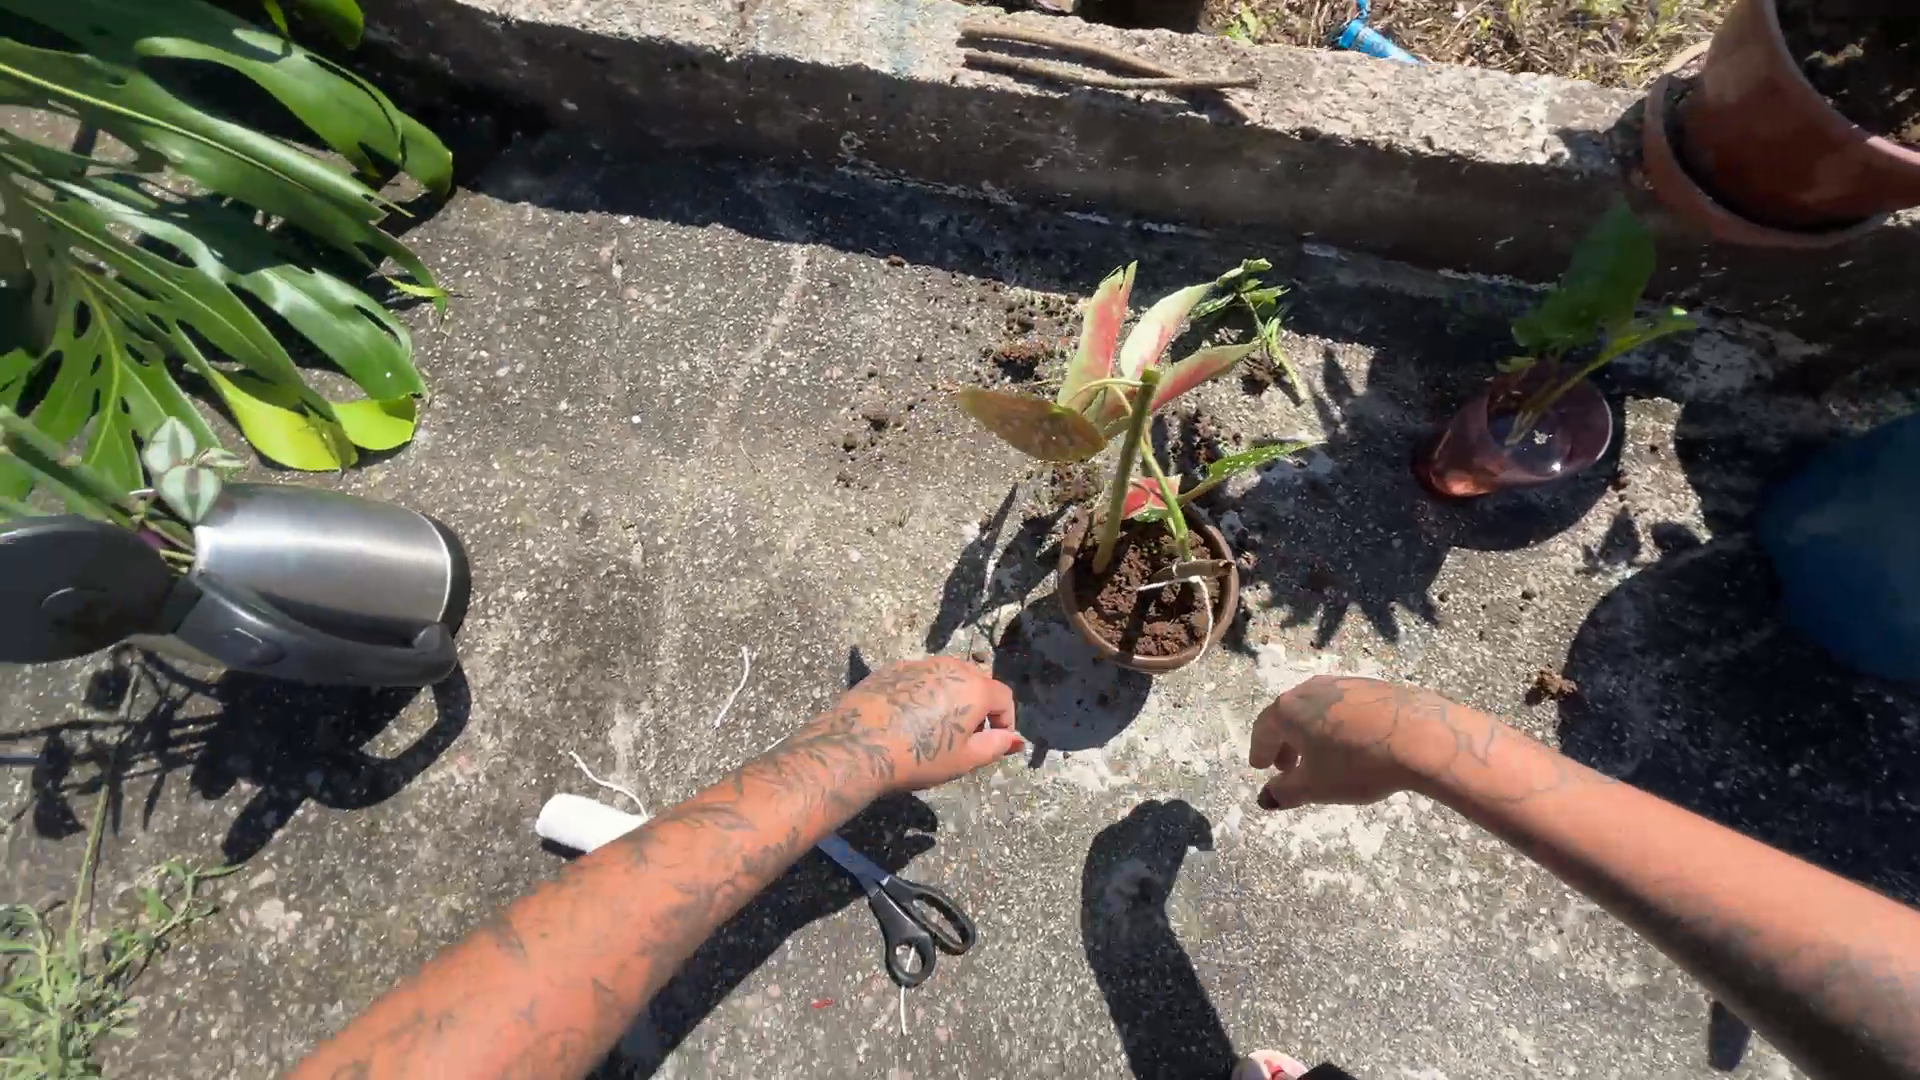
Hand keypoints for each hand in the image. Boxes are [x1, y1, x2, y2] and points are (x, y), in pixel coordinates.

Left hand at [808, 657, 1021, 793]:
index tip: (996, 741)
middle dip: (978, 706)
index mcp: (974, 687)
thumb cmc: (919, 757)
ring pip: (946, 676)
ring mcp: (919, 663)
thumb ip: (996, 746)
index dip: (1005, 721)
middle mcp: (949, 667)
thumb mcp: (965, 759)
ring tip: (937, 726)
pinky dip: (923, 693)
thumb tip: (1016, 739)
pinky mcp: (892, 668)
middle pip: (975, 682)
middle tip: (967, 736)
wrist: (858, 746)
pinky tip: (908, 718)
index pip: (1003, 698)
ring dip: (951, 696)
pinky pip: (918, 677)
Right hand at [1247, 675, 1460, 809]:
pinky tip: (1352, 742)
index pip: (1263, 730)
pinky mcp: (1369, 685)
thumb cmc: (1359, 764)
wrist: (1421, 737)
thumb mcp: (1317, 787)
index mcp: (1287, 711)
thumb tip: (1264, 798)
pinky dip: (1336, 723)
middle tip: (1288, 766)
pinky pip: (1341, 706)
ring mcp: (1340, 684)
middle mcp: (1307, 691)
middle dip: (1285, 743)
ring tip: (1321, 754)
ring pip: (1314, 709)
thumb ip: (1285, 792)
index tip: (1260, 767)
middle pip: (1286, 717)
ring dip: (1310, 732)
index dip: (1260, 751)